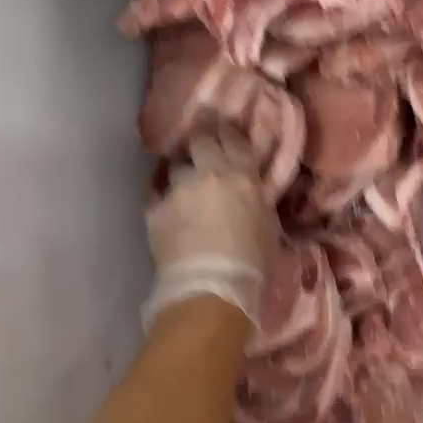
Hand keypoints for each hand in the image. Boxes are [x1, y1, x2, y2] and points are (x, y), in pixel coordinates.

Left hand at [142, 128, 274, 329]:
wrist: (212, 287)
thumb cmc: (253, 261)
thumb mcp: (267, 223)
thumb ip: (255, 198)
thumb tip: (249, 191)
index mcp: (242, 175)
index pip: (234, 139)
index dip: (229, 135)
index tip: (227, 135)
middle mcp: (208, 173)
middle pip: (199, 141)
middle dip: (202, 144)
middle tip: (204, 154)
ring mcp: (177, 190)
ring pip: (176, 167)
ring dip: (182, 175)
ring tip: (187, 190)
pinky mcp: (155, 209)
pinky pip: (159, 196)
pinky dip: (167, 202)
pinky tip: (172, 215)